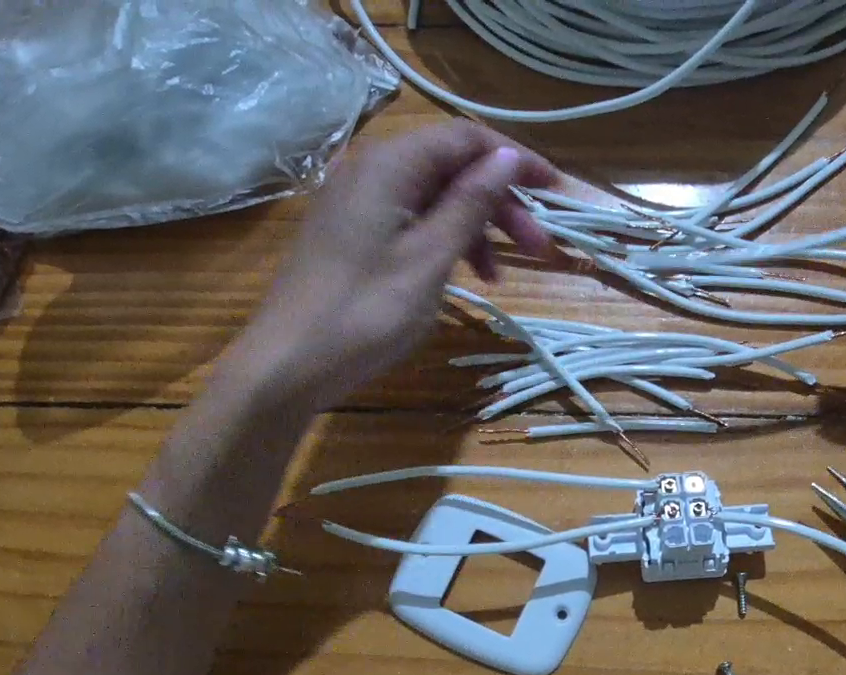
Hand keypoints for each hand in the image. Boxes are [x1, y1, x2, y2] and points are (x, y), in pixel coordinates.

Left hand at [225, 120, 559, 411]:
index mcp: (390, 166)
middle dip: (500, 203)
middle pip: (451, 168)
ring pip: (433, 197)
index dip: (516, 159)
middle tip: (539, 249)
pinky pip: (411, 221)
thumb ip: (469, 205)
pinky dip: (444, 241)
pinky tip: (462, 276)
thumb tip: (506, 158)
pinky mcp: (352, 234)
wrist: (289, 364)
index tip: (556, 192)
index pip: (466, 139)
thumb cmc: (365, 314)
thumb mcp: (428, 260)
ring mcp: (357, 203)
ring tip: (499, 275)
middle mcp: (371, 170)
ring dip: (475, 227)